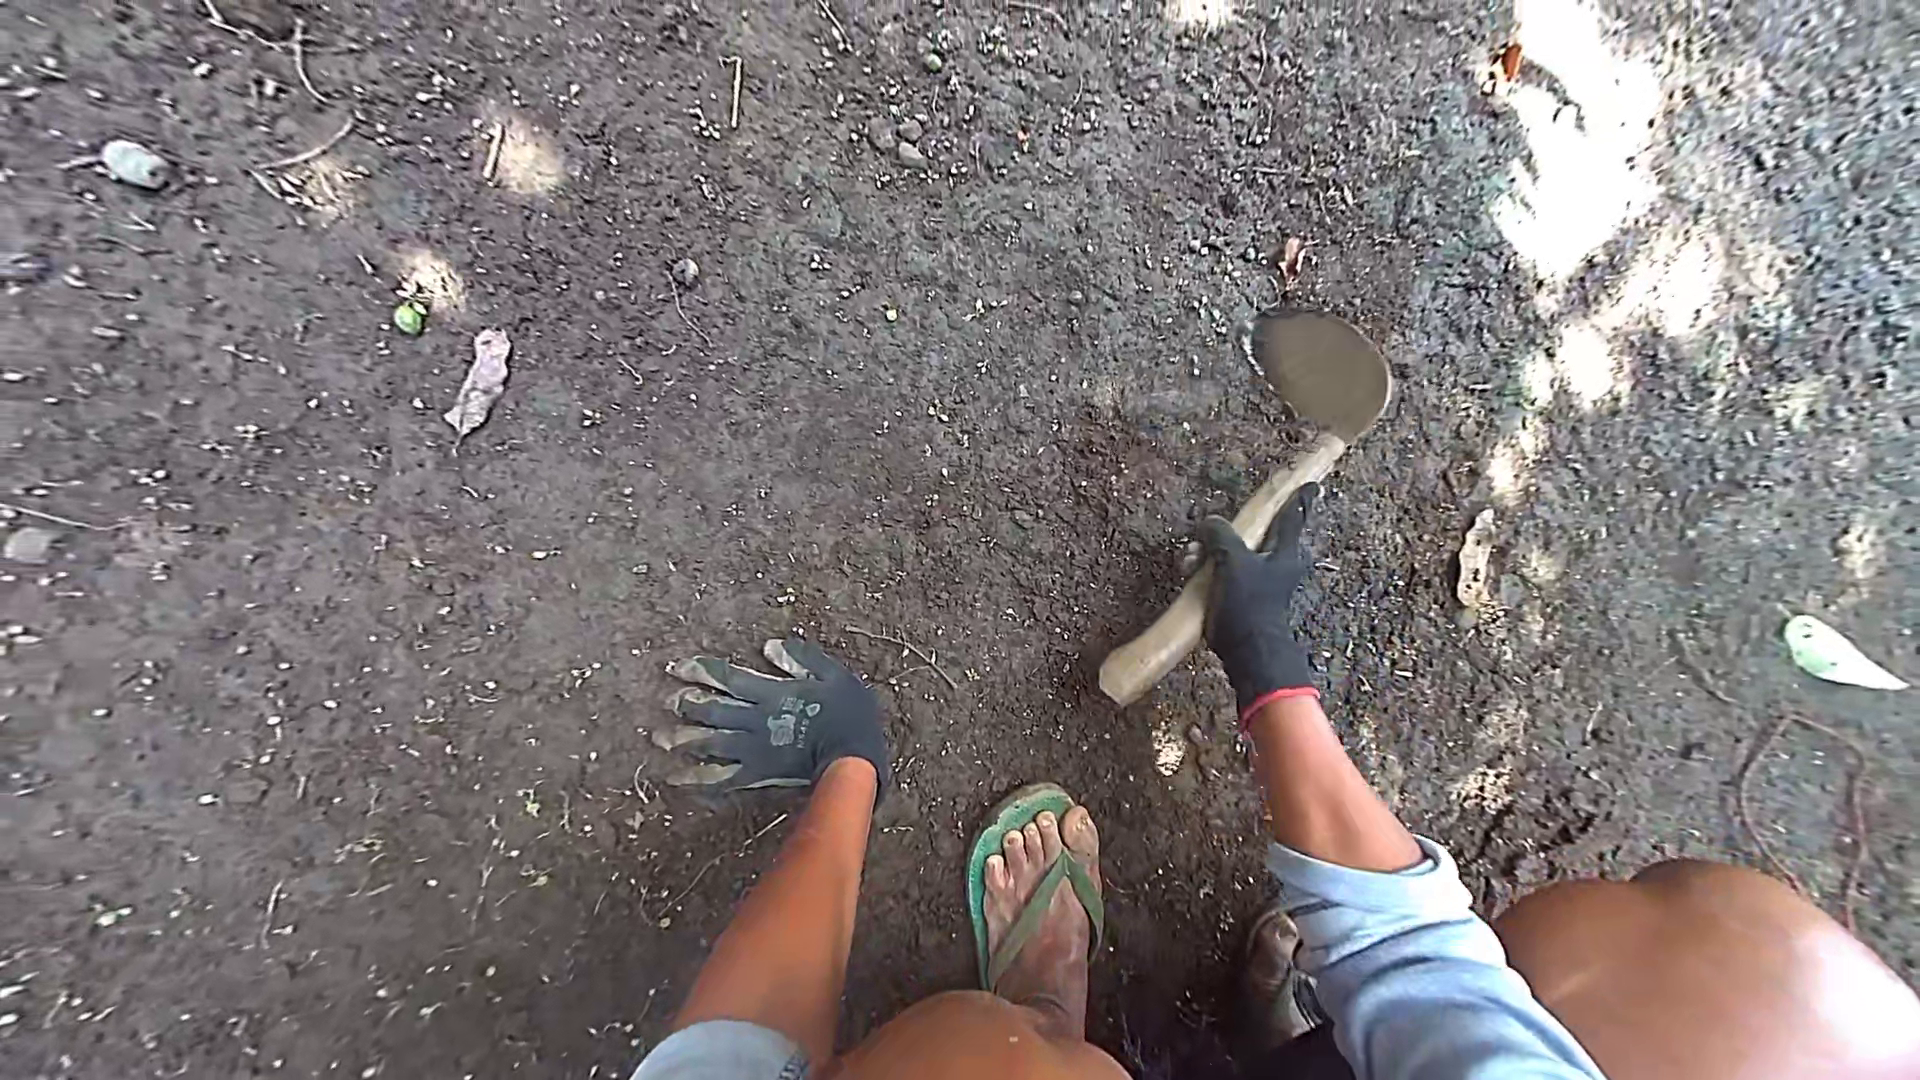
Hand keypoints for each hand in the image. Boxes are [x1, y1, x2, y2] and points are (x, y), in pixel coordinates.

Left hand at [654, 638, 890, 801]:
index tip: (677, 667)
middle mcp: (756, 719)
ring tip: (660, 738)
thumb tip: (769, 647)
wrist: (852, 757)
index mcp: (772, 692)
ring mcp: (753, 748)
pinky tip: (678, 778)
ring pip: (710, 743)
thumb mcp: (833, 674)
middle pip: (712, 710)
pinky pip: (721, 777)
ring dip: (683, 739)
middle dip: (687, 704)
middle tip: (667, 701)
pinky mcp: (757, 773)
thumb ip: (802, 659)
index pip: (728, 678)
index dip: (701, 671)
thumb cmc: (847, 713)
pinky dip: (697, 778)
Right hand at [1198, 483, 1318, 719]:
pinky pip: (1221, 571)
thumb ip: (1221, 535)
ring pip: (1231, 552)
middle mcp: (1274, 563)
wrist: (1246, 647)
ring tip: (1191, 558)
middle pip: (1252, 534)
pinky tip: (1190, 571)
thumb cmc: (1248, 602)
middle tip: (1205, 534)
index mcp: (1284, 552)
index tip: (1312, 485)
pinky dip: (1205, 569)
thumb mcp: (1233, 561)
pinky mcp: (1239, 595)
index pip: (1292, 518)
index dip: (1299, 500)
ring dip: (1208, 551)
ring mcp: (1257, 580)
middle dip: (1225, 531)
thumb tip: (1209, 521)